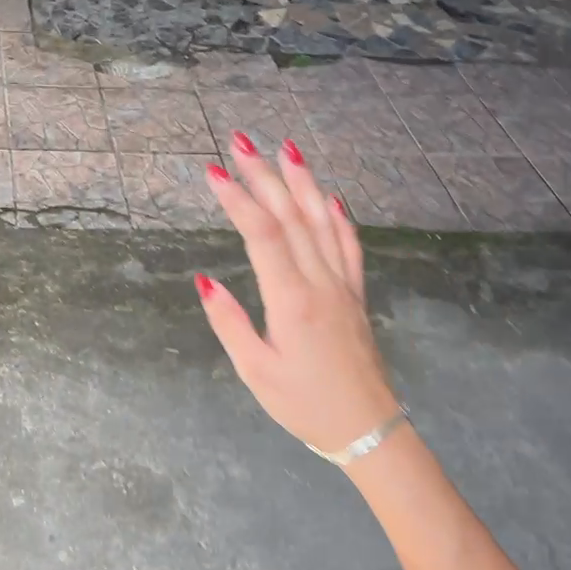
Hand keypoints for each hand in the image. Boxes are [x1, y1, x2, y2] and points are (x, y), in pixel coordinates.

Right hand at [196, 132, 402, 458]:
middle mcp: (321, 283)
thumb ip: (230, 322)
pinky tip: (328, 195)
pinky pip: (348, 245)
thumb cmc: (302, 404)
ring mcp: (343, 285)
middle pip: (291, 217)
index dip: (238, 200)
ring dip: (302, 182)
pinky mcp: (355, 294)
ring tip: (285, 149)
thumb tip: (204, 280)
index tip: (214, 173)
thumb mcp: (254, 370)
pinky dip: (337, 215)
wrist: (366, 428)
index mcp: (291, 301)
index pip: (263, 236)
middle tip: (241, 141)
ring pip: (322, 222)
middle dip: (264, 176)